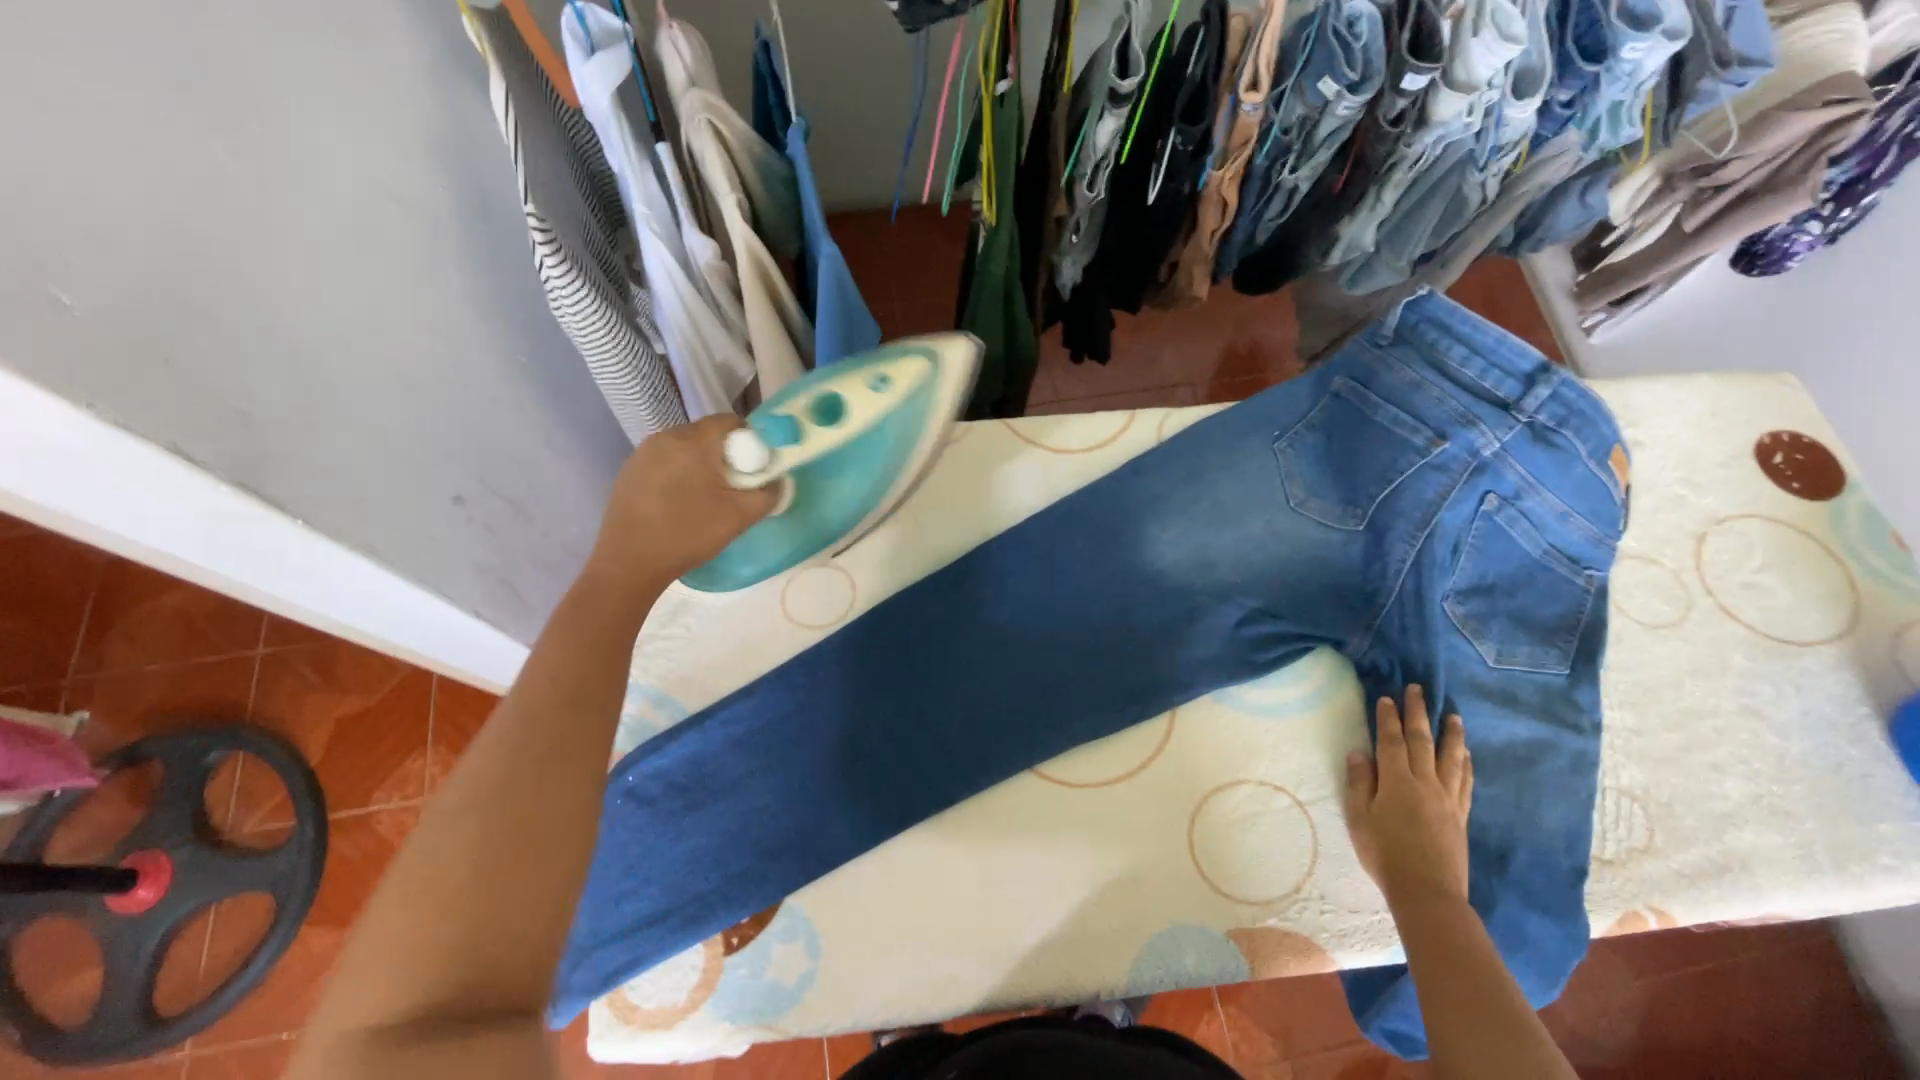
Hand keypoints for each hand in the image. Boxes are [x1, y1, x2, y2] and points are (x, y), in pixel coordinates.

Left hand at [587, 415, 778, 598]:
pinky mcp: (629, 470)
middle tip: (732, 487)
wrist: (629, 563)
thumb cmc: (688, 534)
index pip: (730, 421)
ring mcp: (643, 453)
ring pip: (684, 447)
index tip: (752, 469)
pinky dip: (678, 474)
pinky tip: (678, 503)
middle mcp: (666, 437)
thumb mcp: (740, 517)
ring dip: (700, 464)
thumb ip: (768, 493)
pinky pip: (664, 461)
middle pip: (706, 433)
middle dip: (724, 454)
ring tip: (704, 497)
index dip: (749, 440)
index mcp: (694, 441)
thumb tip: (777, 481)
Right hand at [1343, 684, 1473, 910]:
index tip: (1387, 698)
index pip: (1392, 741)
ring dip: (1450, 734)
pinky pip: (1464, 782)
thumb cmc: (1384, 854)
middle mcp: (1425, 782)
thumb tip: (1359, 753)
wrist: (1426, 890)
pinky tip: (1466, 755)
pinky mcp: (1460, 815)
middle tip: (1418, 690)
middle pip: (1422, 741)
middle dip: (1418, 714)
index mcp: (1396, 781)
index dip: (1389, 718)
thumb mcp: (1359, 818)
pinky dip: (1465, 764)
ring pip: (1450, 757)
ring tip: (1453, 715)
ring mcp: (1447, 798)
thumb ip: (1359, 783)